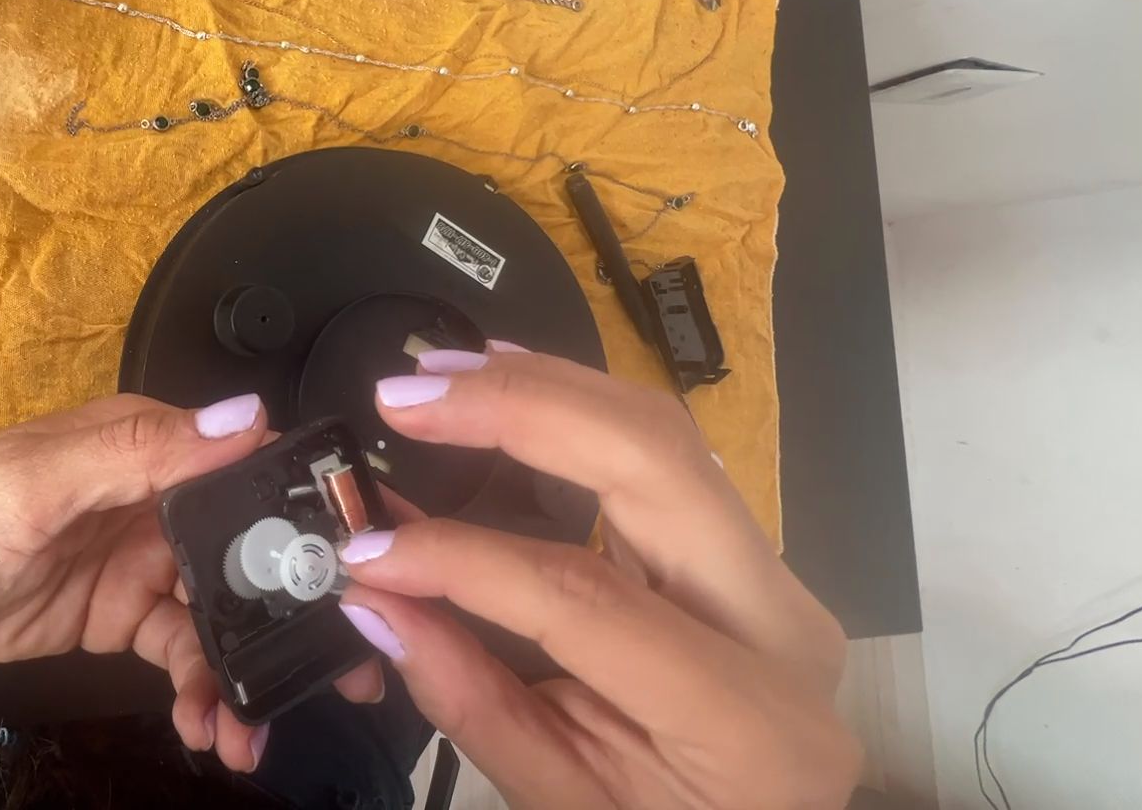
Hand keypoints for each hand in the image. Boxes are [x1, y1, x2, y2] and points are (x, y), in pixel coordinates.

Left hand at [0, 393, 383, 772]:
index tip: (356, 572)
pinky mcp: (124, 612)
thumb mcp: (41, 481)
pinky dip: (202, 688)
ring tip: (248, 732)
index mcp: (150, 448)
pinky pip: (183, 650)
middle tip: (339, 672)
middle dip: (292, 611)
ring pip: (223, 613)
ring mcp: (144, 559)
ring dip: (246, 669)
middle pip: (249, 551)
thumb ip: (142, 451)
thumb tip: (249, 414)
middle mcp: (159, 497)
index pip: (248, 468)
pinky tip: (205, 726)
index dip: (306, 515)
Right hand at [335, 347, 860, 808]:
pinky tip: (501, 373)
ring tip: (437, 375)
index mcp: (746, 719)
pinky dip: (565, 395)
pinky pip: (652, 439)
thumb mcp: (558, 802)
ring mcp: (764, 566)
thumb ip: (462, 692)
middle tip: (404, 401)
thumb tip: (372, 594)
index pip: (578, 594)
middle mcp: (776, 617)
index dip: (457, 557)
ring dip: (534, 383)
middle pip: (647, 458)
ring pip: (652, 425)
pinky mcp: (731, 538)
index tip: (365, 548)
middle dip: (511, 407)